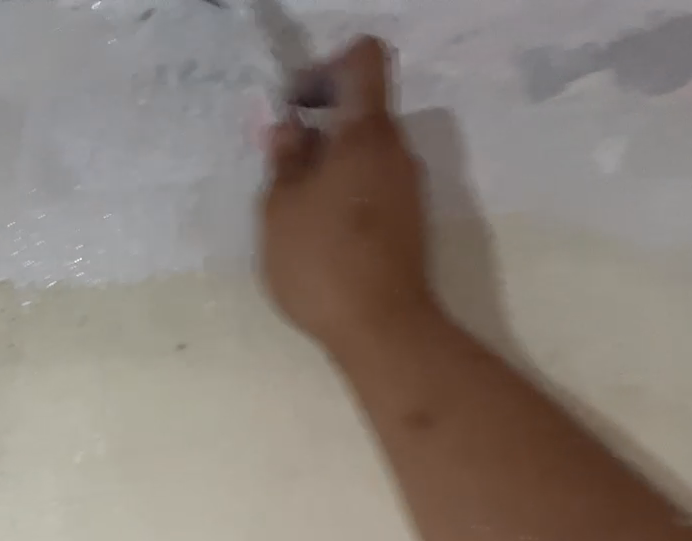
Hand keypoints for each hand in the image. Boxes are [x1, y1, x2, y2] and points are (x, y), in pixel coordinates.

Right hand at [258, 36, 439, 351]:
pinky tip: (322, 241)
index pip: (363, 60)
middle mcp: (398, 152)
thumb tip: (291, 130)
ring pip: (366, 159)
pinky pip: (374, 193)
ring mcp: (410, 192)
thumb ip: (283, 161)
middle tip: (283, 173)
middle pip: (363, 115)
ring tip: (298, 216)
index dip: (327, 69)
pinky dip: (347, 201)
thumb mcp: (280, 210)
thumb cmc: (323, 263)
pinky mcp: (410, 227)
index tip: (298, 109)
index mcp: (367, 133)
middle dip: (321, 132)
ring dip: (331, 172)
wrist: (383, 330)